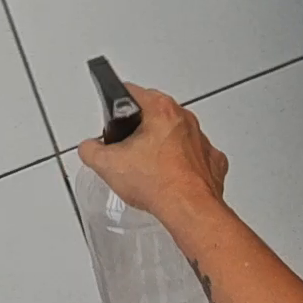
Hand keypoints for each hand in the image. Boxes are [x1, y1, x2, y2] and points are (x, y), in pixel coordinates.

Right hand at [78, 84, 228, 216]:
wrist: (188, 210)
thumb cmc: (157, 183)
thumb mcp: (106, 165)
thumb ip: (90, 150)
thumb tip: (89, 148)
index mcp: (160, 110)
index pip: (132, 91)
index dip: (117, 103)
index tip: (113, 115)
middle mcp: (185, 120)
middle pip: (155, 113)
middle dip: (140, 128)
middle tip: (126, 148)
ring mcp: (201, 140)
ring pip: (176, 134)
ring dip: (162, 145)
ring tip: (146, 168)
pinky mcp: (212, 162)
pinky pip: (194, 157)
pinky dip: (182, 165)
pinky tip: (168, 178)